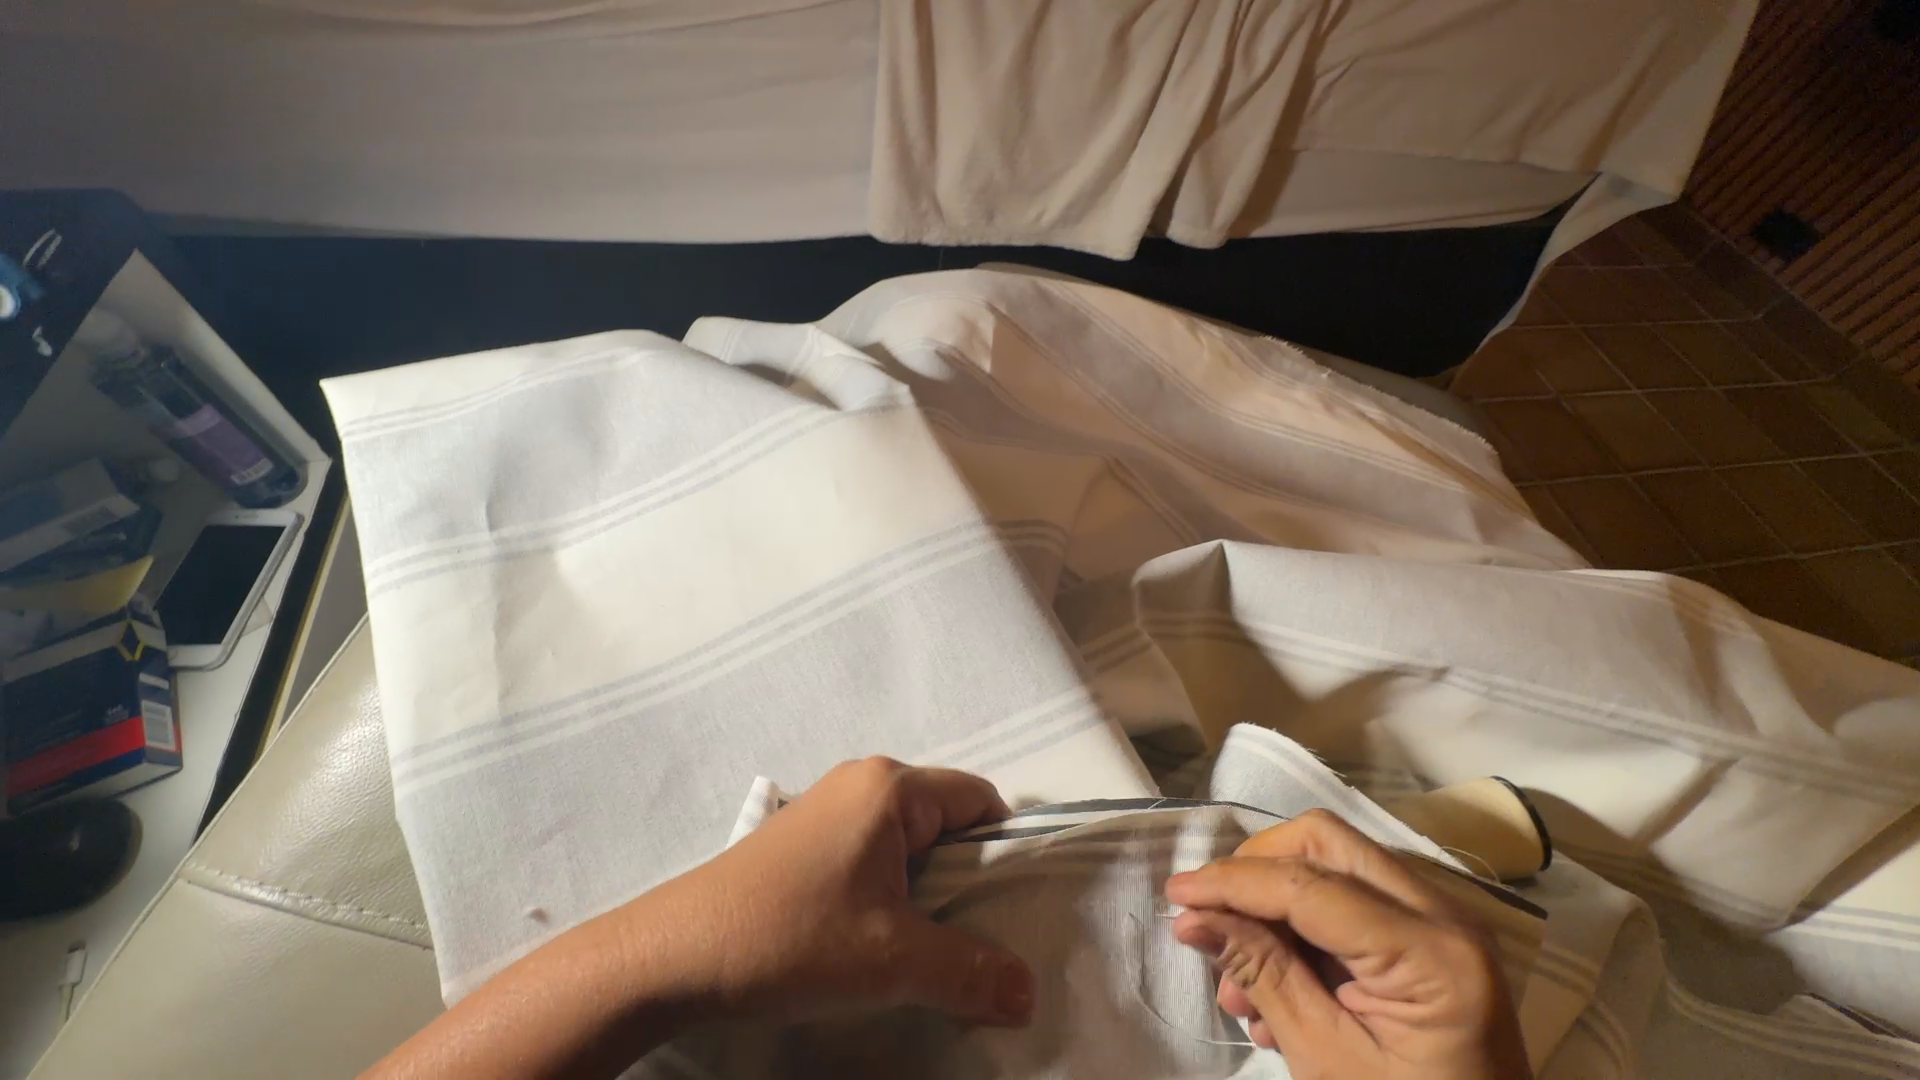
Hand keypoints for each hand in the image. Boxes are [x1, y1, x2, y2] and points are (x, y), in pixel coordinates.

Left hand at [644, 757, 1036, 1027]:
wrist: (676, 954)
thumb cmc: (792, 938)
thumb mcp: (892, 960)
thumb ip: (969, 972)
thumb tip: (1029, 992)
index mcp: (890, 787)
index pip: (977, 798)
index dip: (1005, 849)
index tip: (1014, 905)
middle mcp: (863, 782)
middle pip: (945, 818)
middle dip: (966, 876)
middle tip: (979, 936)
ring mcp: (829, 806)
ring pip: (908, 840)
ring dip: (927, 888)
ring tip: (931, 944)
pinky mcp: (806, 837)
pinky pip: (873, 852)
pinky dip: (891, 889)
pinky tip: (880, 936)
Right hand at [1165, 809, 1529, 1079]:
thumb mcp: (1327, 1062)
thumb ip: (1261, 975)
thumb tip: (1190, 915)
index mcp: (1432, 957)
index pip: (1308, 884)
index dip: (1233, 882)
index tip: (1175, 894)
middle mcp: (1444, 915)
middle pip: (1325, 841)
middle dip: (1256, 868)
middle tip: (1213, 915)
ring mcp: (1441, 919)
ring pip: (1333, 858)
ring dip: (1272, 898)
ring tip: (1238, 978)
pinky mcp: (1429, 933)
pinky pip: (1348, 894)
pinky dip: (1299, 920)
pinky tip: (1273, 981)